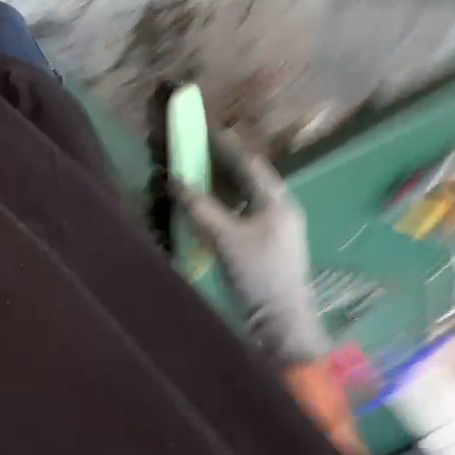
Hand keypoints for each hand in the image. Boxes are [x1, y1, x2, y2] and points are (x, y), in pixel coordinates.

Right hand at [172, 131, 328, 363]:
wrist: (282, 326)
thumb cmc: (258, 276)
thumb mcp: (224, 238)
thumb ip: (198, 205)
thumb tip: (173, 179)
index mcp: (276, 202)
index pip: (248, 162)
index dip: (225, 144)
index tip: (202, 127)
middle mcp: (278, 210)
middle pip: (245, 176)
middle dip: (218, 161)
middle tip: (191, 146)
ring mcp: (272, 229)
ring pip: (241, 195)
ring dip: (217, 182)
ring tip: (191, 170)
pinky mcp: (263, 246)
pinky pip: (238, 212)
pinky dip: (219, 202)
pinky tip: (201, 204)